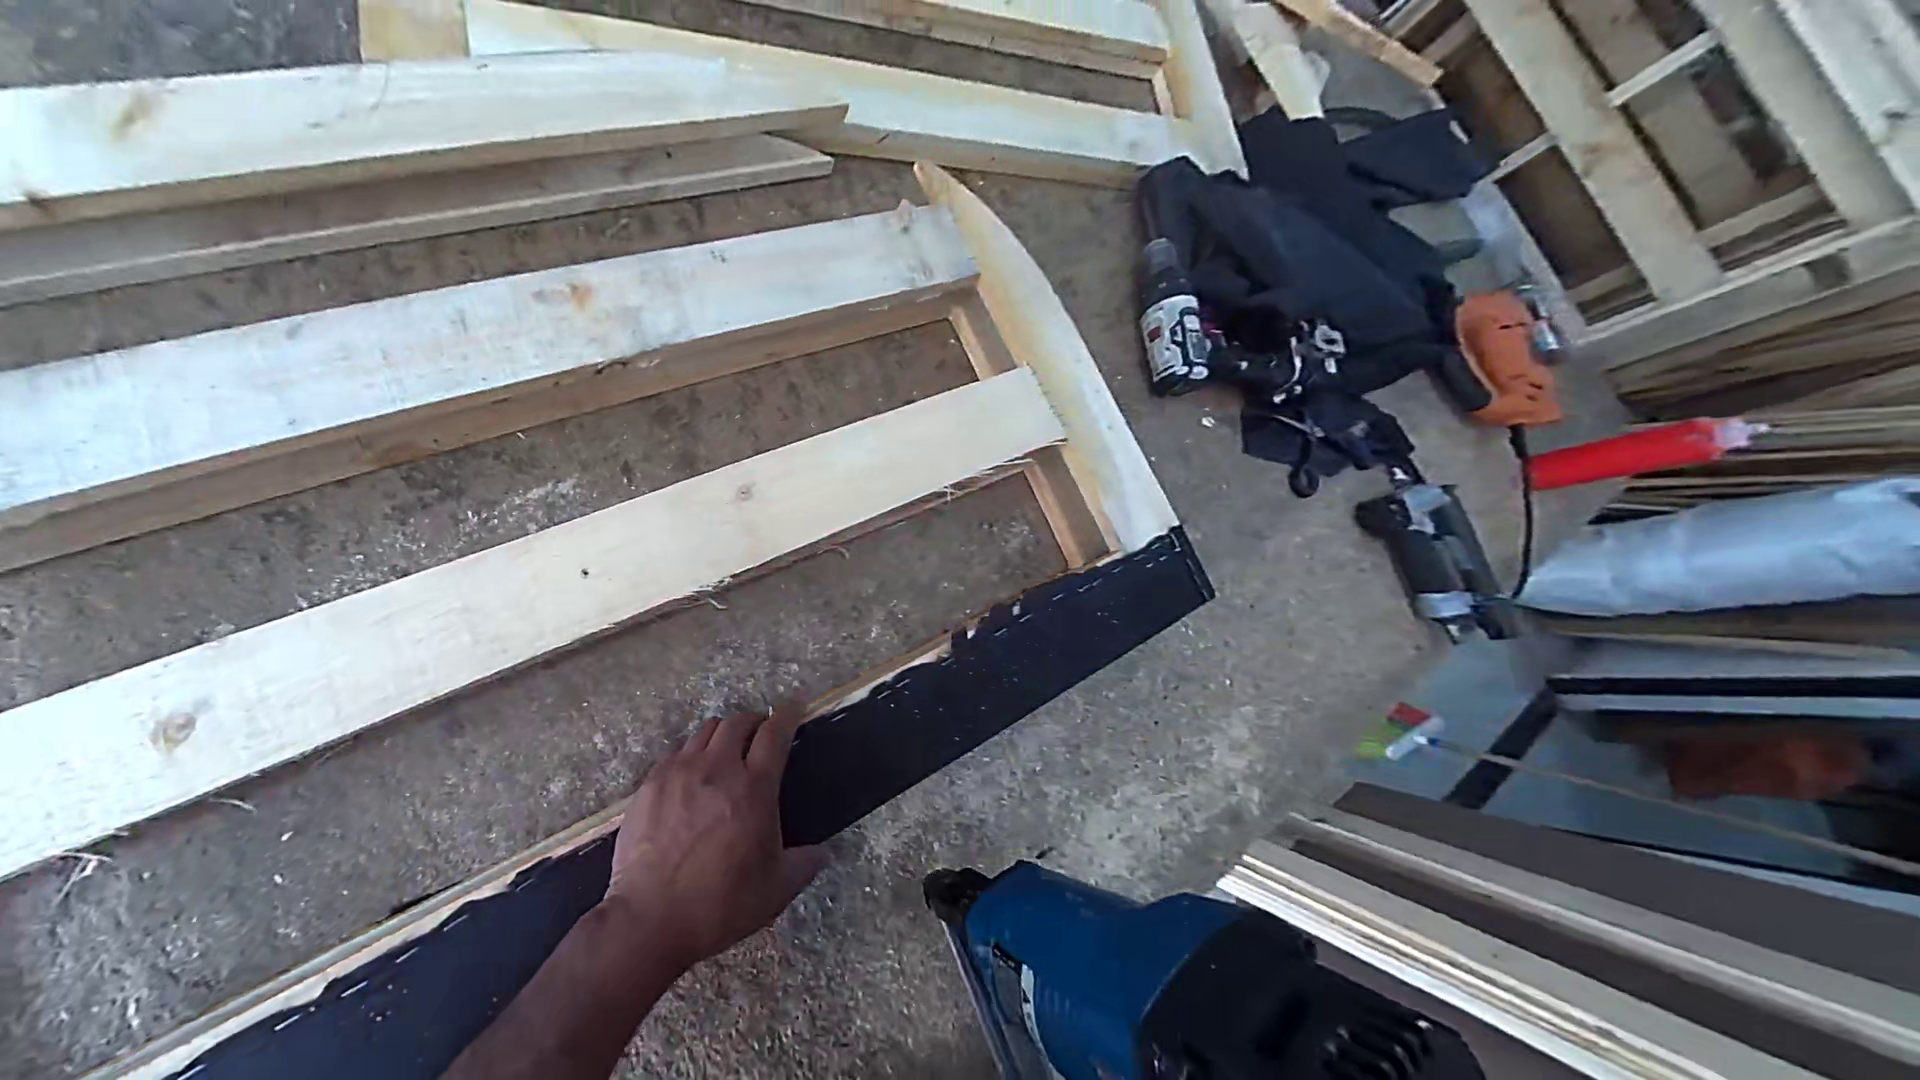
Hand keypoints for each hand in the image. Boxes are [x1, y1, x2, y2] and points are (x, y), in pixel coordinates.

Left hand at [603, 704, 826, 972]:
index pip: (775, 733)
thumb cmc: (720, 904)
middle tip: (760, 736)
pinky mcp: (650, 786)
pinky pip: (676, 751)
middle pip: (738, 722)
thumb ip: (806, 864)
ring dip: (723, 733)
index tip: (795, 707)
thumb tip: (824, 852)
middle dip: (755, 722)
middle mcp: (718, 770)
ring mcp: (679, 774)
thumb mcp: (777, 889)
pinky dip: (692, 752)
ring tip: (727, 751)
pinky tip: (693, 774)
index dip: (788, 714)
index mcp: (754, 789)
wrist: (648, 922)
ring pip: (706, 731)